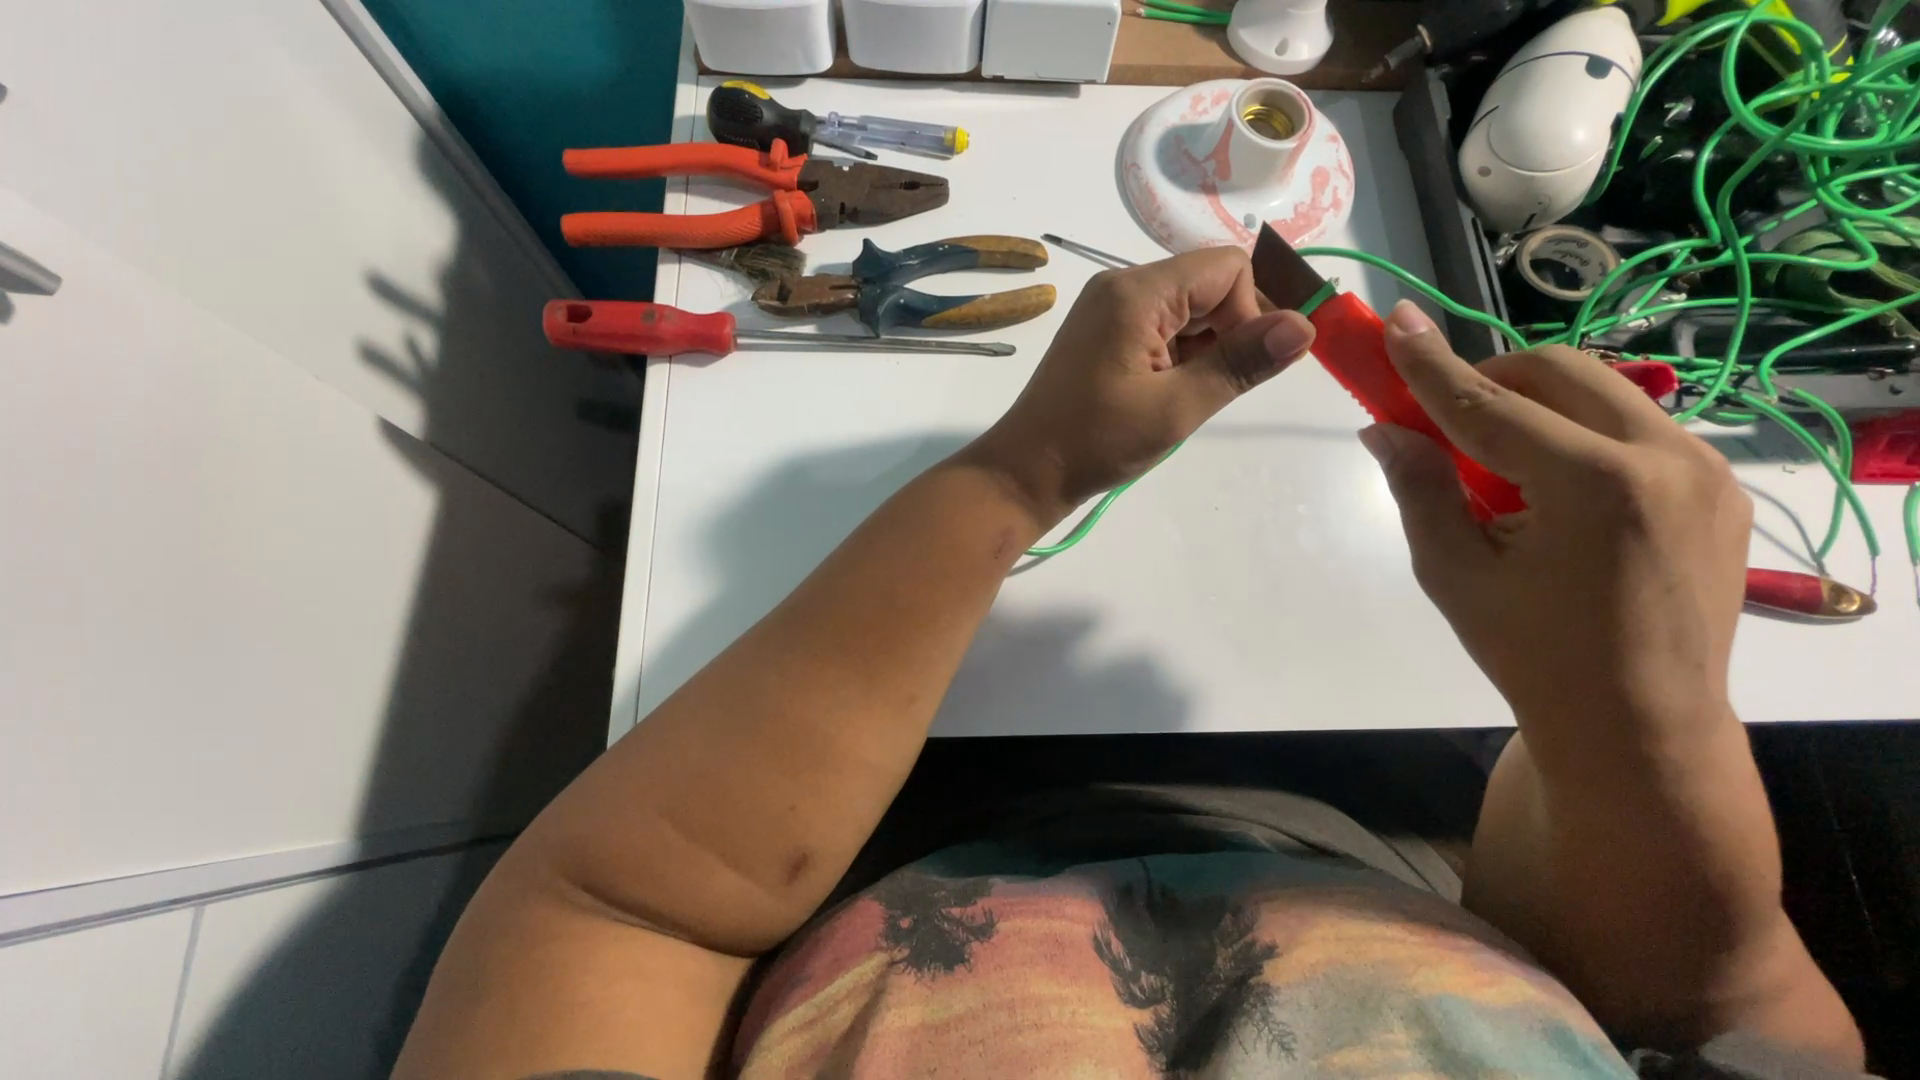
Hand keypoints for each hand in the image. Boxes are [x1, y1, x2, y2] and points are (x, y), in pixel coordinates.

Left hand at [962, 247, 1314, 525]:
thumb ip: (1241, 362)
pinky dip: (1180, 355)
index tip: (1239, 366)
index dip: (1249, 311)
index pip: (1226, 268)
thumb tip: (1305, 325)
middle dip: (1229, 330)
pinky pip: (1162, 326)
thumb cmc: (1096, 442)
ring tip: (1182, 396)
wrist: (1027, 472)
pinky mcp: (1104, 333)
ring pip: (1189, 308)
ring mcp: (1109, 309)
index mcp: (1136, 292)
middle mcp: (1121, 286)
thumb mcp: (1177, 408)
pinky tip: (1167, 393)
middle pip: (1208, 283)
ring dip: (1204, 348)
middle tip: (1210, 388)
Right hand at [1362, 301, 1751, 734]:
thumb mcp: (1454, 573)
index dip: (1431, 366)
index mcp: (1594, 485)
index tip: (1394, 324)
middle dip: (1490, 378)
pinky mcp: (1717, 484)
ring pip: (1601, 391)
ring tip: (1497, 467)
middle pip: (1559, 371)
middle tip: (1442, 419)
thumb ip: (1420, 488)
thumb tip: (1384, 430)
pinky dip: (1576, 434)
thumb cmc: (1531, 653)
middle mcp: (1665, 457)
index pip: (1489, 405)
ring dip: (1534, 406)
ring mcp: (1704, 467)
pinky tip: (1550, 492)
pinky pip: (1632, 427)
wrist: (1640, 722)